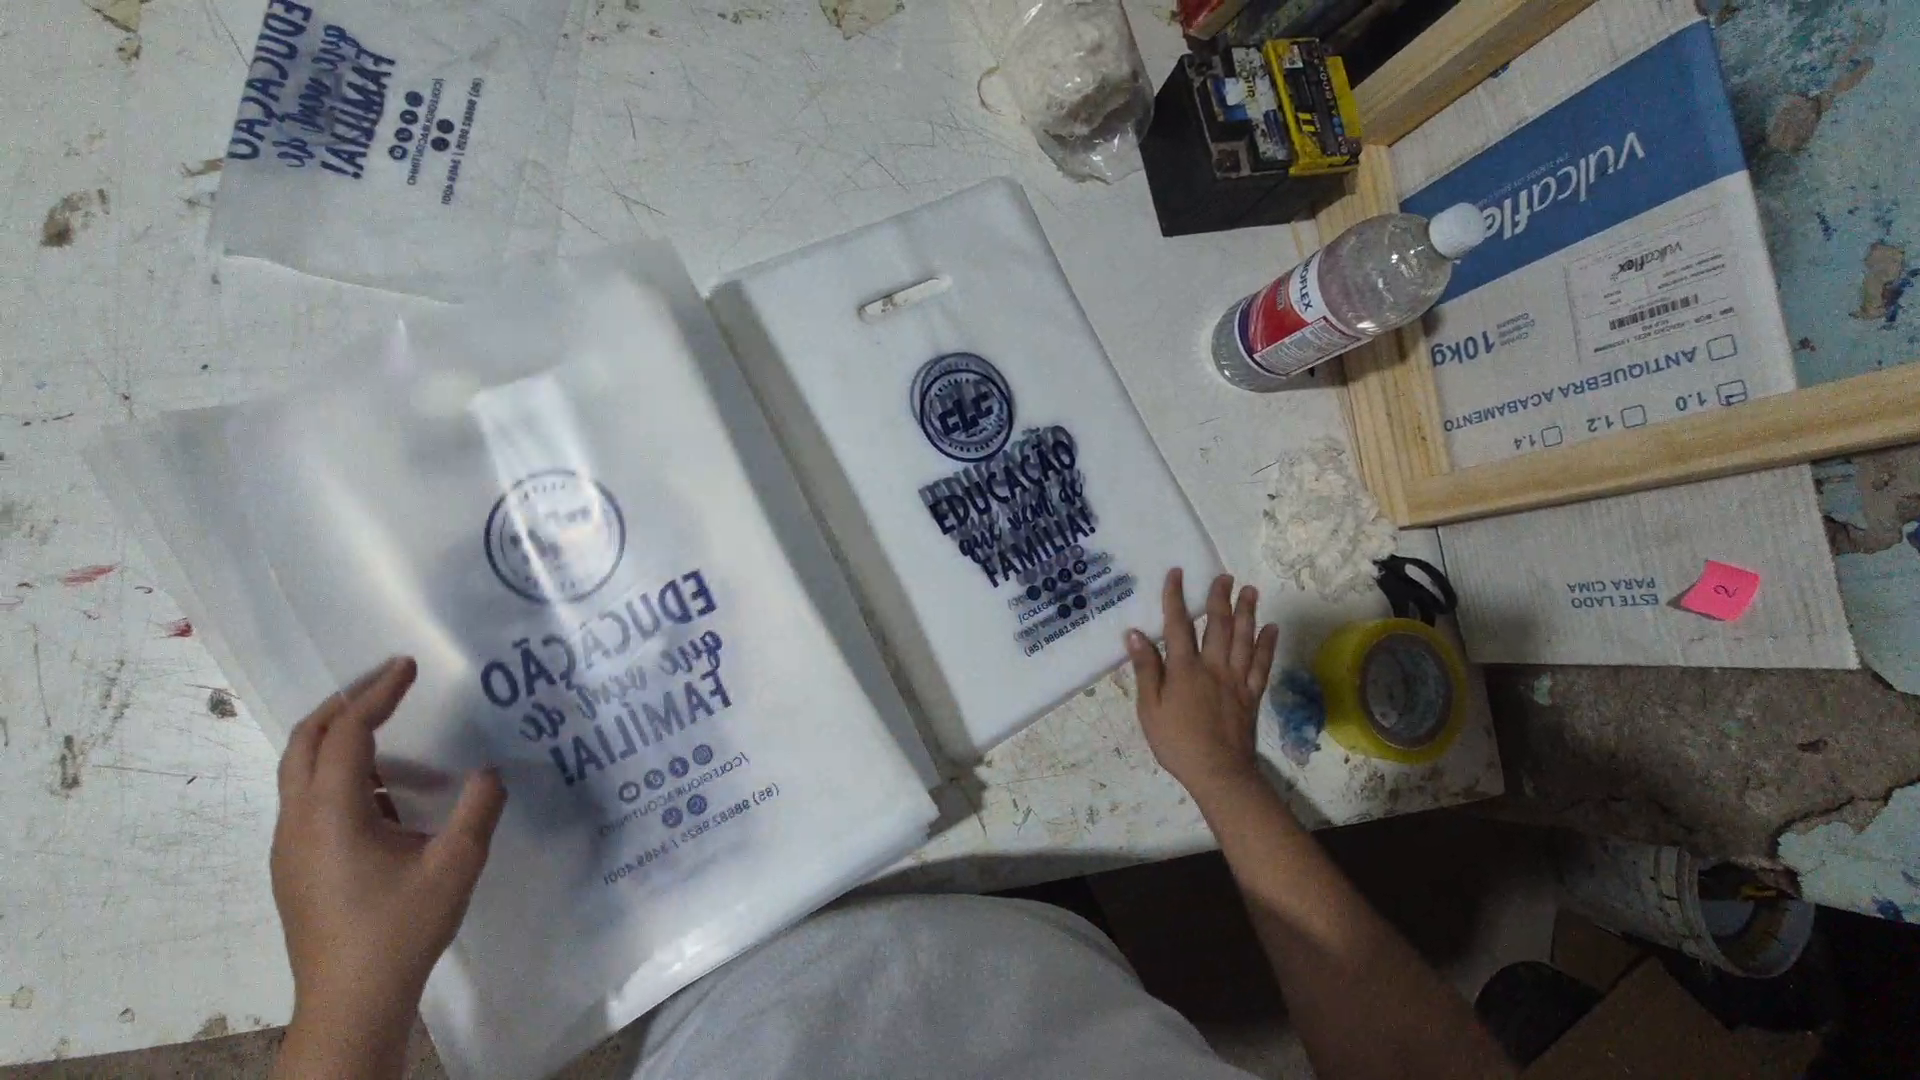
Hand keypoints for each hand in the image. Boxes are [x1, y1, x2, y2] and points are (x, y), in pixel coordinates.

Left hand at [270, 657, 505, 1075]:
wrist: (352, 1001)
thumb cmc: (401, 929)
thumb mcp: (457, 864)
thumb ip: (478, 809)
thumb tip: (489, 771)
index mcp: (331, 815)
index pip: (346, 734)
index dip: (377, 694)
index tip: (408, 666)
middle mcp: (298, 823)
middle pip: (304, 742)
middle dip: (345, 703)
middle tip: (389, 681)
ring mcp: (292, 846)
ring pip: (303, 771)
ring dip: (344, 740)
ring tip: (397, 735)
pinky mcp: (298, 865)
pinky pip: (313, 799)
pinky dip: (346, 774)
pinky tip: (390, 794)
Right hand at [1125, 569, 1278, 801]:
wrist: (1218, 771)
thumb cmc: (1176, 741)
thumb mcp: (1149, 708)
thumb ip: (1145, 669)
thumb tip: (1136, 634)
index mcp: (1184, 669)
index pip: (1178, 625)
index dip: (1175, 597)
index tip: (1177, 573)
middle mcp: (1213, 666)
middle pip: (1218, 624)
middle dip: (1219, 597)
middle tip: (1225, 576)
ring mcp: (1236, 679)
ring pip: (1244, 638)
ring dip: (1247, 612)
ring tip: (1250, 590)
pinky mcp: (1251, 694)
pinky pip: (1261, 664)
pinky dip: (1267, 644)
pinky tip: (1271, 628)